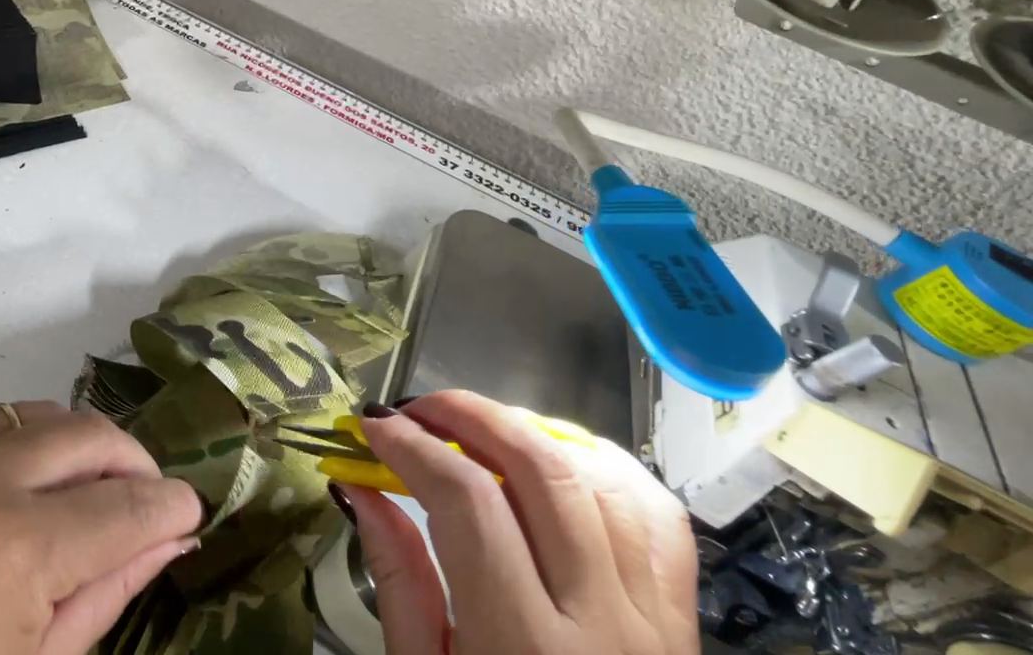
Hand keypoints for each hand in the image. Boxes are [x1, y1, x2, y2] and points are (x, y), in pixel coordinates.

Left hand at [0, 402, 201, 654]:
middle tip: (147, 498)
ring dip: (80, 445)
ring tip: (88, 489)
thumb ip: (111, 589)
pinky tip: (26, 482)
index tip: (189, 511)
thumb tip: (174, 534)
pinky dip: (26, 441)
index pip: (126, 508)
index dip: (170, 507)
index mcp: (20, 547)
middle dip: (134, 462)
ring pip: (43, 414)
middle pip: (90, 436)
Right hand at [334, 391, 697, 654]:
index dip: (413, 447)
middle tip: (416, 409)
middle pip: (541, 470)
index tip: (373, 426)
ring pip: (602, 478)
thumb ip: (398, 578)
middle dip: (468, 416)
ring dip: (528, 431)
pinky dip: (603, 465)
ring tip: (473, 428)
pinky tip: (556, 457)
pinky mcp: (683, 623)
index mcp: (525, 647)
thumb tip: (357, 486)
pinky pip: (655, 515)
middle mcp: (604, 623)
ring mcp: (656, 622)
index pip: (468, 504)